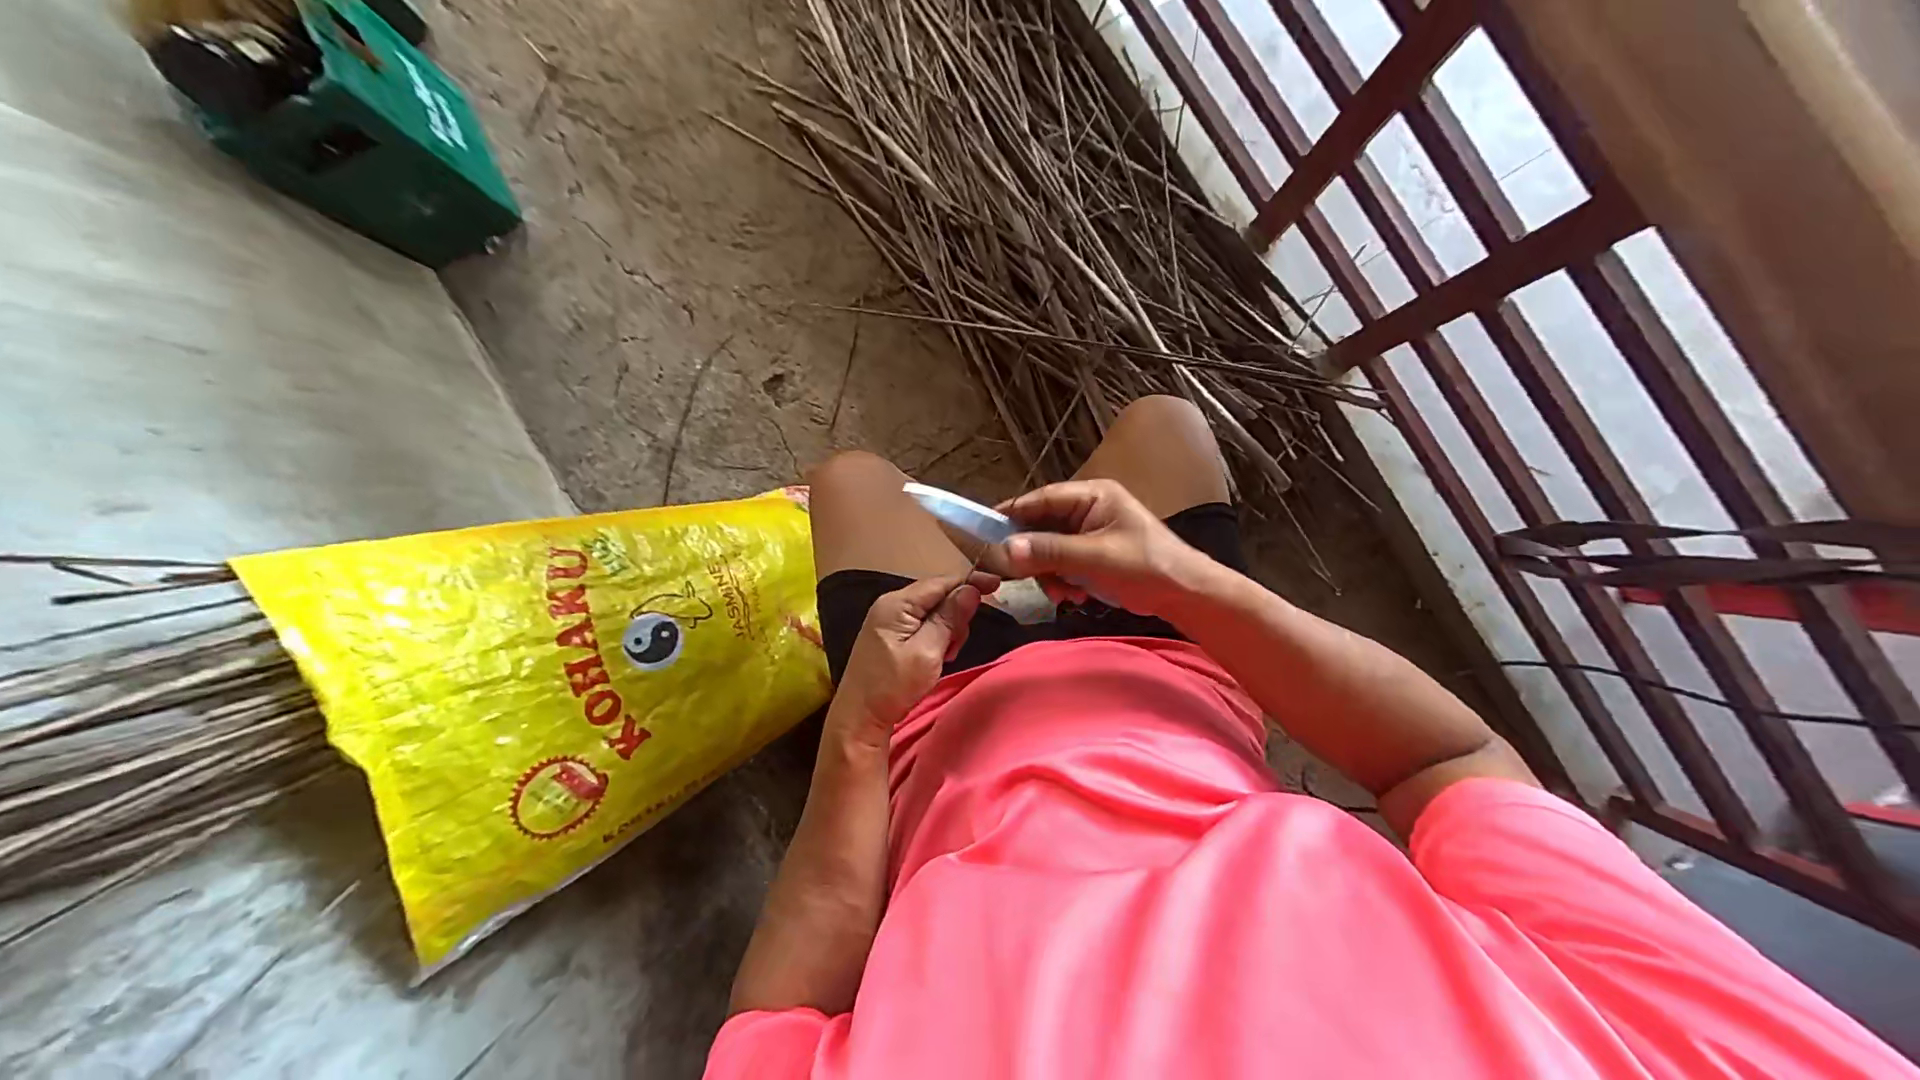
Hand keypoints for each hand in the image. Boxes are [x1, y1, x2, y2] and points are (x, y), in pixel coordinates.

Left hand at [829, 571, 998, 748]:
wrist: (859, 717)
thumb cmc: (892, 686)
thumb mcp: (927, 652)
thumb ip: (949, 619)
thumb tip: (970, 590)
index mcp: (897, 603)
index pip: (941, 581)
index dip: (971, 581)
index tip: (998, 585)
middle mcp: (891, 604)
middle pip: (938, 595)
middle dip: (956, 614)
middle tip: (955, 646)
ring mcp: (889, 620)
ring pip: (933, 611)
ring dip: (948, 630)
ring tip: (945, 655)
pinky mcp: (891, 635)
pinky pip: (923, 625)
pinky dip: (937, 638)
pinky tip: (937, 656)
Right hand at [992, 480, 1210, 618]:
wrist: (1184, 594)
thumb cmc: (1146, 566)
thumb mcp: (1095, 558)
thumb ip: (1049, 552)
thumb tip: (1005, 550)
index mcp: (1092, 496)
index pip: (1040, 499)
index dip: (1011, 514)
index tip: (982, 531)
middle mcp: (1088, 509)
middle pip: (1040, 526)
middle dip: (1033, 554)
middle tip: (1023, 576)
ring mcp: (1089, 532)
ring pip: (1047, 548)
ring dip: (1048, 573)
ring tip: (1062, 592)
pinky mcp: (1092, 555)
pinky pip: (1060, 563)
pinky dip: (1061, 580)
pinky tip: (1073, 595)